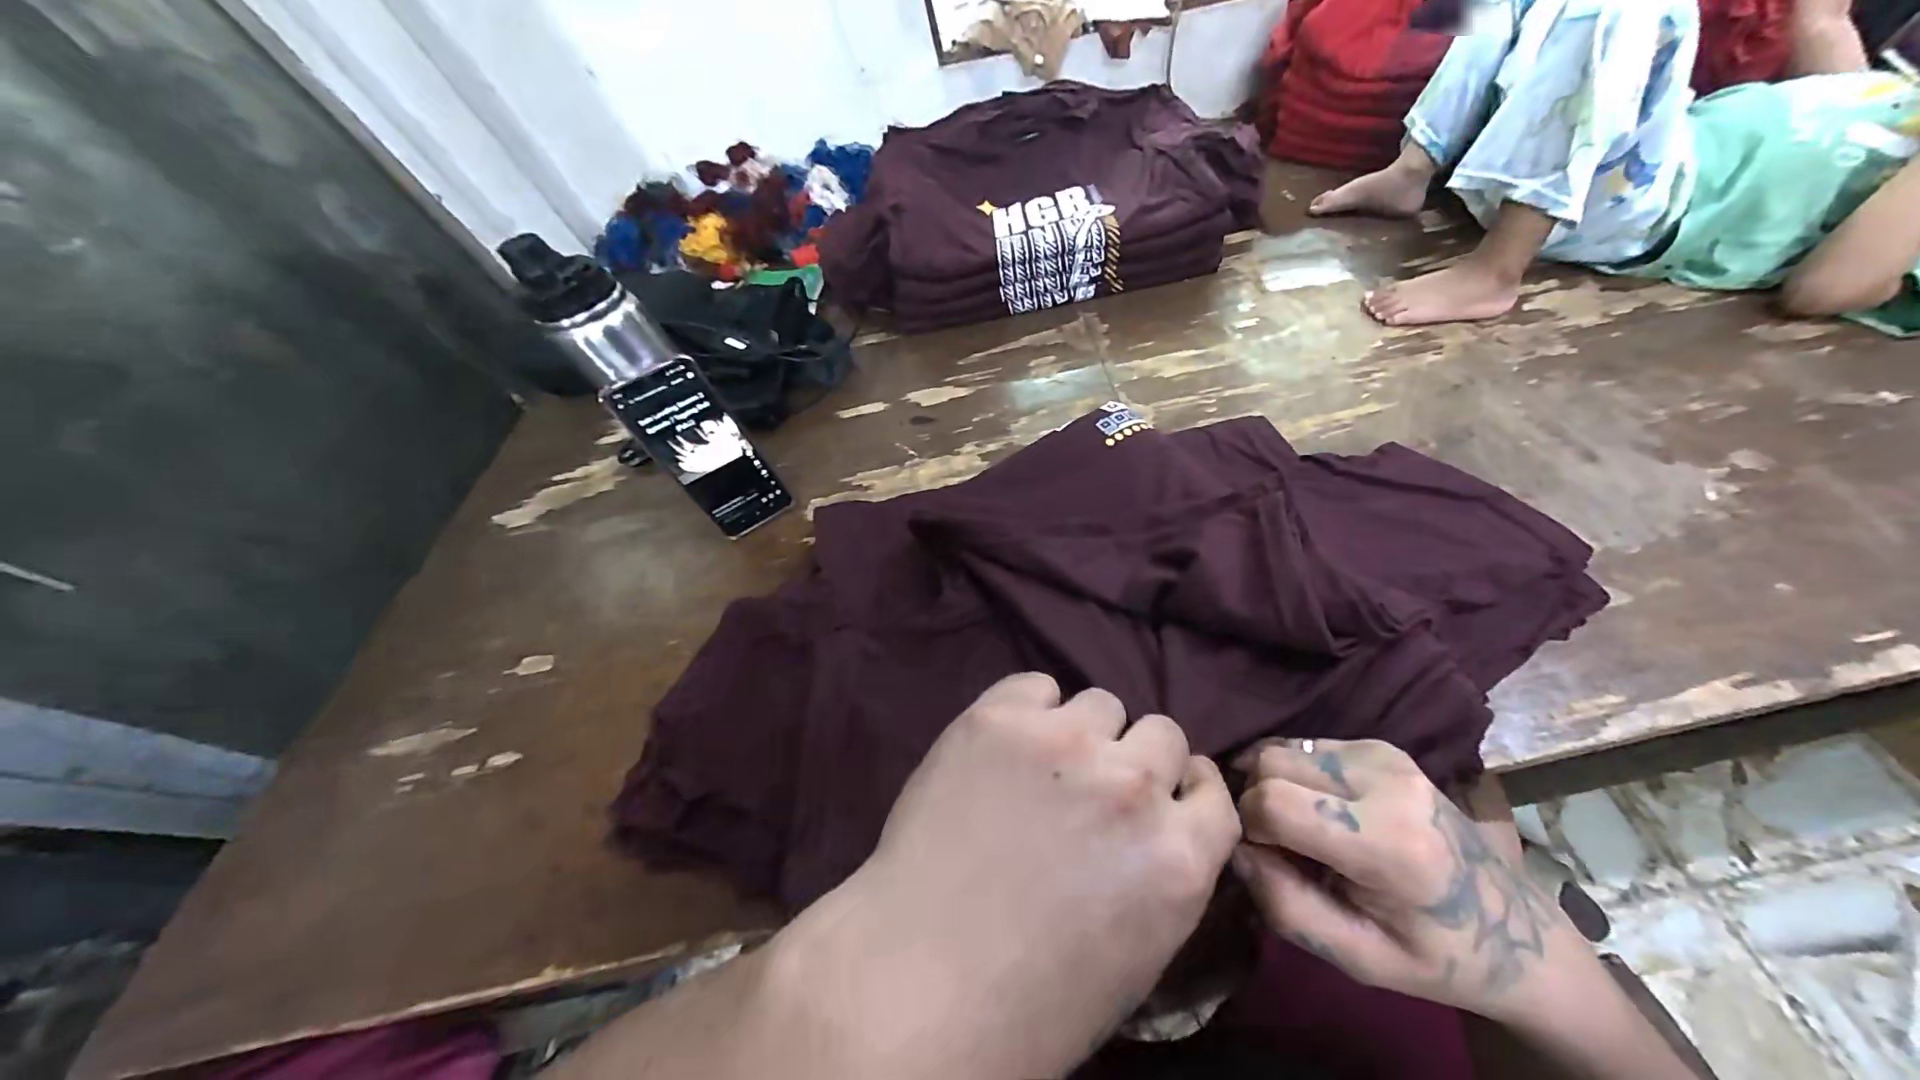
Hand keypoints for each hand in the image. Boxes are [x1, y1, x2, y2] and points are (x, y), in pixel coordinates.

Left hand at [773, 674, 1241, 1078]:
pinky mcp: (998, 718)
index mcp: (1180, 855)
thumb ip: (1164, 868)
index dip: (1186, 789)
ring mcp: (1063, 743)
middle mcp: (1132, 786)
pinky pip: (1035, 686)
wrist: (923, 974)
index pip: (1213, 792)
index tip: (1165, 792)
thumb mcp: (1139, 948)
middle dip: (1136, 758)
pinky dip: (1029, 709)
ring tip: (1044, 765)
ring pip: (1101, 703)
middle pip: (1162, 734)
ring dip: (1084, 731)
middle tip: (1095, 785)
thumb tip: (1160, 821)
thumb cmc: (1034, 993)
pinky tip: (1005, 744)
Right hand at [1230, 738, 1582, 1021]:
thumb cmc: (1435, 956)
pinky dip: (1293, 773)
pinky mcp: (1382, 746)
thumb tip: (1236, 847)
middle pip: (1270, 763)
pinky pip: (1305, 745)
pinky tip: (1317, 806)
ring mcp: (1386, 756)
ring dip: (1271, 782)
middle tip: (1275, 841)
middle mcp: (1388, 782)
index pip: (1273, 803)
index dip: (1249, 827)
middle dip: (1254, 799)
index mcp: (1390, 844)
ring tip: (1298, 824)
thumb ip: (1284, 904)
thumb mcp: (1357, 958)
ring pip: (1281, 747)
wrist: (1516, 932)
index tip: (1264, 857)